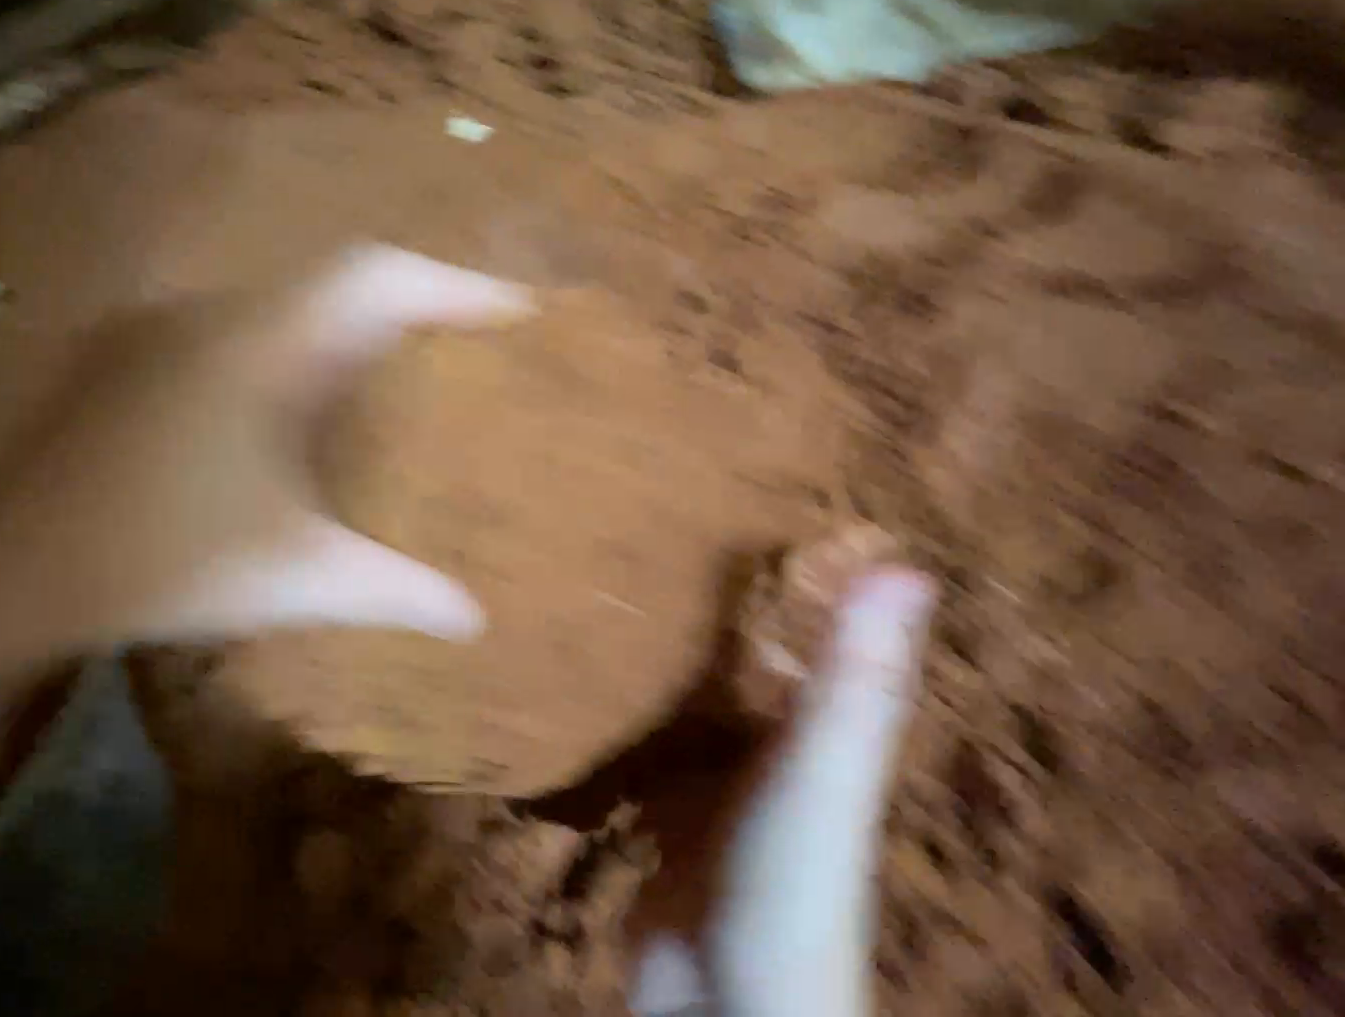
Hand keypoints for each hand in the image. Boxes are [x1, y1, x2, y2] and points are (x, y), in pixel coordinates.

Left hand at [0, 244, 533, 664]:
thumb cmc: (156, 570)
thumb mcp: (291, 581)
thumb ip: (390, 591)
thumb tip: (473, 621)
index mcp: (253, 350)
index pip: (374, 278)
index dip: (452, 284)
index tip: (512, 309)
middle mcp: (202, 318)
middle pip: (329, 285)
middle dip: (402, 312)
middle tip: (459, 349)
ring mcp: (150, 334)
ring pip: (272, 308)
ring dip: (335, 336)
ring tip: (385, 378)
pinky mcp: (116, 362)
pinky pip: (225, 333)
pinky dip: (279, 355)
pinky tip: (286, 410)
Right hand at [544, 567, 935, 1016]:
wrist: (725, 1001)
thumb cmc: (787, 877)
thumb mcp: (825, 774)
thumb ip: (852, 681)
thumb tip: (908, 565)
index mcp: (807, 729)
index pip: (788, 632)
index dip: (770, 574)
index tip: (720, 506)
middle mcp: (757, 748)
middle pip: (721, 663)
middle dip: (687, 610)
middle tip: (628, 541)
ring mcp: (702, 786)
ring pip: (673, 705)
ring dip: (643, 661)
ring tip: (589, 596)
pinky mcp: (654, 817)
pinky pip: (631, 752)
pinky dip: (607, 720)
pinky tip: (566, 684)